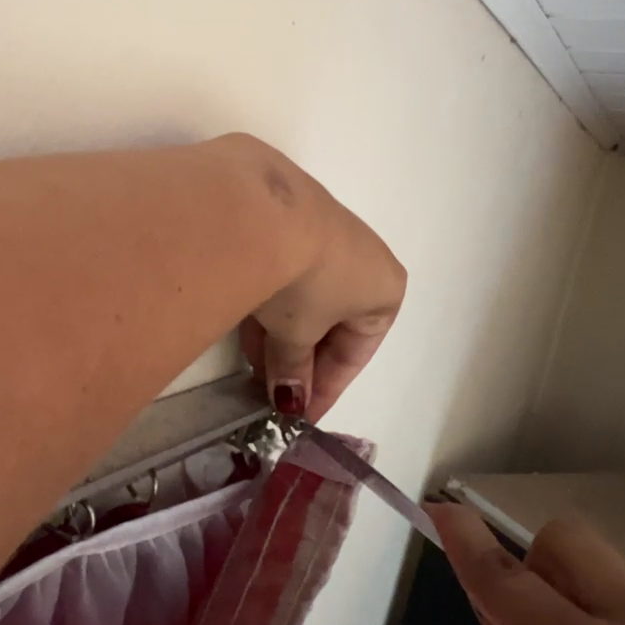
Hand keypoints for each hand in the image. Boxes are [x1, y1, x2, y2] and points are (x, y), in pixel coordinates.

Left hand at [224, 136, 406, 422]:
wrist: (261, 210)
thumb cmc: (301, 279)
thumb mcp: (298, 334)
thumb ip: (294, 368)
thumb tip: (290, 400)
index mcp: (384, 286)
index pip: (356, 351)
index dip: (325, 388)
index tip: (297, 415)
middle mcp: (363, 254)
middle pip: (330, 320)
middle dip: (297, 357)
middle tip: (267, 388)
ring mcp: (324, 226)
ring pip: (304, 292)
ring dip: (278, 328)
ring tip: (250, 356)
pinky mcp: (286, 210)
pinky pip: (282, 264)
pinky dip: (265, 292)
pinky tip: (240, 311)